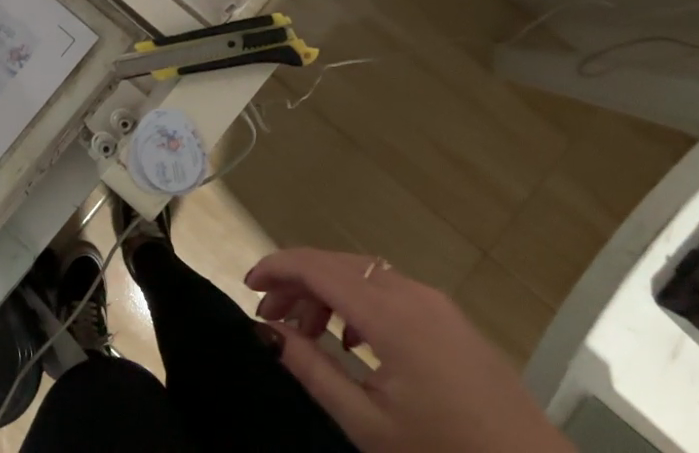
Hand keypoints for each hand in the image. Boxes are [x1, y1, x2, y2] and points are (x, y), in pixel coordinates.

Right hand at [247, 249, 573, 452]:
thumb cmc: (445, 452)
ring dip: (328, 292)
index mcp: (390, 314)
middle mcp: (413, 293)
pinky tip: (353, 341)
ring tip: (306, 333)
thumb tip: (267, 332)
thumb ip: (313, 370)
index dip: (276, 267)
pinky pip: (391, 291)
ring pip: (365, 275)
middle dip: (298, 281)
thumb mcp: (368, 423)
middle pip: (339, 265)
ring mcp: (437, 304)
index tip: (246, 286)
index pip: (318, 266)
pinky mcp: (452, 320)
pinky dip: (359, 302)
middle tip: (269, 317)